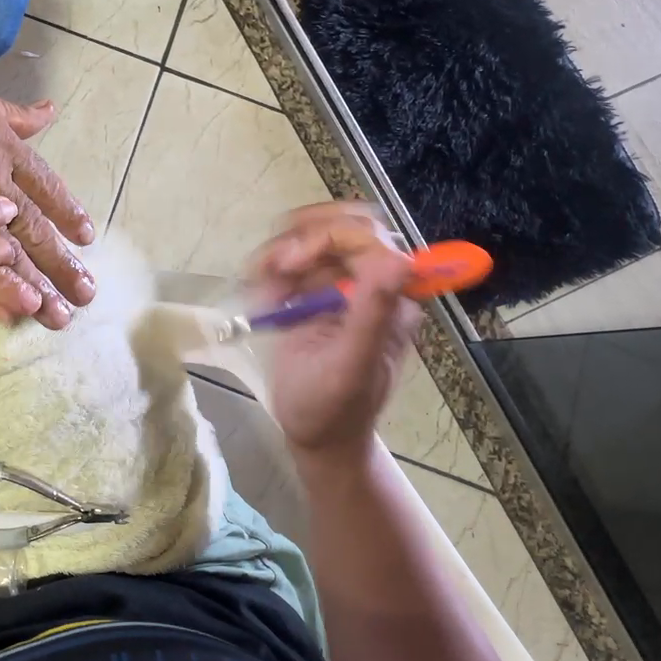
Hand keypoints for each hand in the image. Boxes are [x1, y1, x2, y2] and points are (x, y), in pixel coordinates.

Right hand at [0, 45, 94, 329]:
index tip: (88, 236)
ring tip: (53, 313)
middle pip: (28, 229)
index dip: (65, 211)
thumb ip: (8, 115)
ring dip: (27, 284)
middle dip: (58, 264)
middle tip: (86, 294)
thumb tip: (48, 113)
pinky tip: (4, 310)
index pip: (42, 185)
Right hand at [253, 203, 423, 458]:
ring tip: (264, 291)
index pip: (366, 237)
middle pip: (340, 225)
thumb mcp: (351, 365)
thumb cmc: (334, 408)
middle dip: (301, 238)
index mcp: (392, 297)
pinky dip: (270, 271)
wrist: (314, 435)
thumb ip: (374, 313)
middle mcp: (370, 284)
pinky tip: (263, 300)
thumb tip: (398, 259)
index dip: (325, 238)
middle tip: (272, 267)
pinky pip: (291, 259)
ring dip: (279, 255)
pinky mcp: (313, 294)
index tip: (288, 265)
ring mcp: (340, 286)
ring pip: (311, 237)